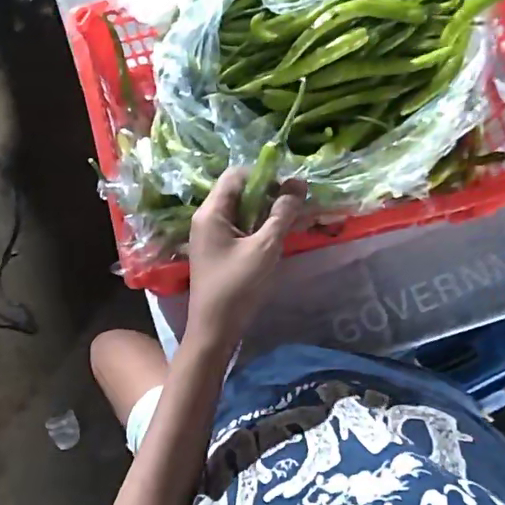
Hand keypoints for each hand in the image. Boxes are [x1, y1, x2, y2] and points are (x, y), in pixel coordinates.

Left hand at [185, 168, 304, 349]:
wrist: (215, 329)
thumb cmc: (238, 286)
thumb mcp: (265, 247)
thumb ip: (282, 214)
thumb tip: (298, 183)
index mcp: (211, 212)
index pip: (236, 175)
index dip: (264, 175)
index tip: (290, 187)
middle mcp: (206, 218)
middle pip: (238, 191)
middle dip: (268, 194)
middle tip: (295, 205)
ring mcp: (209, 235)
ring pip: (240, 211)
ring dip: (265, 212)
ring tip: (289, 221)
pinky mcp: (217, 250)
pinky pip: (238, 228)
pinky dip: (257, 227)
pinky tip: (275, 238)